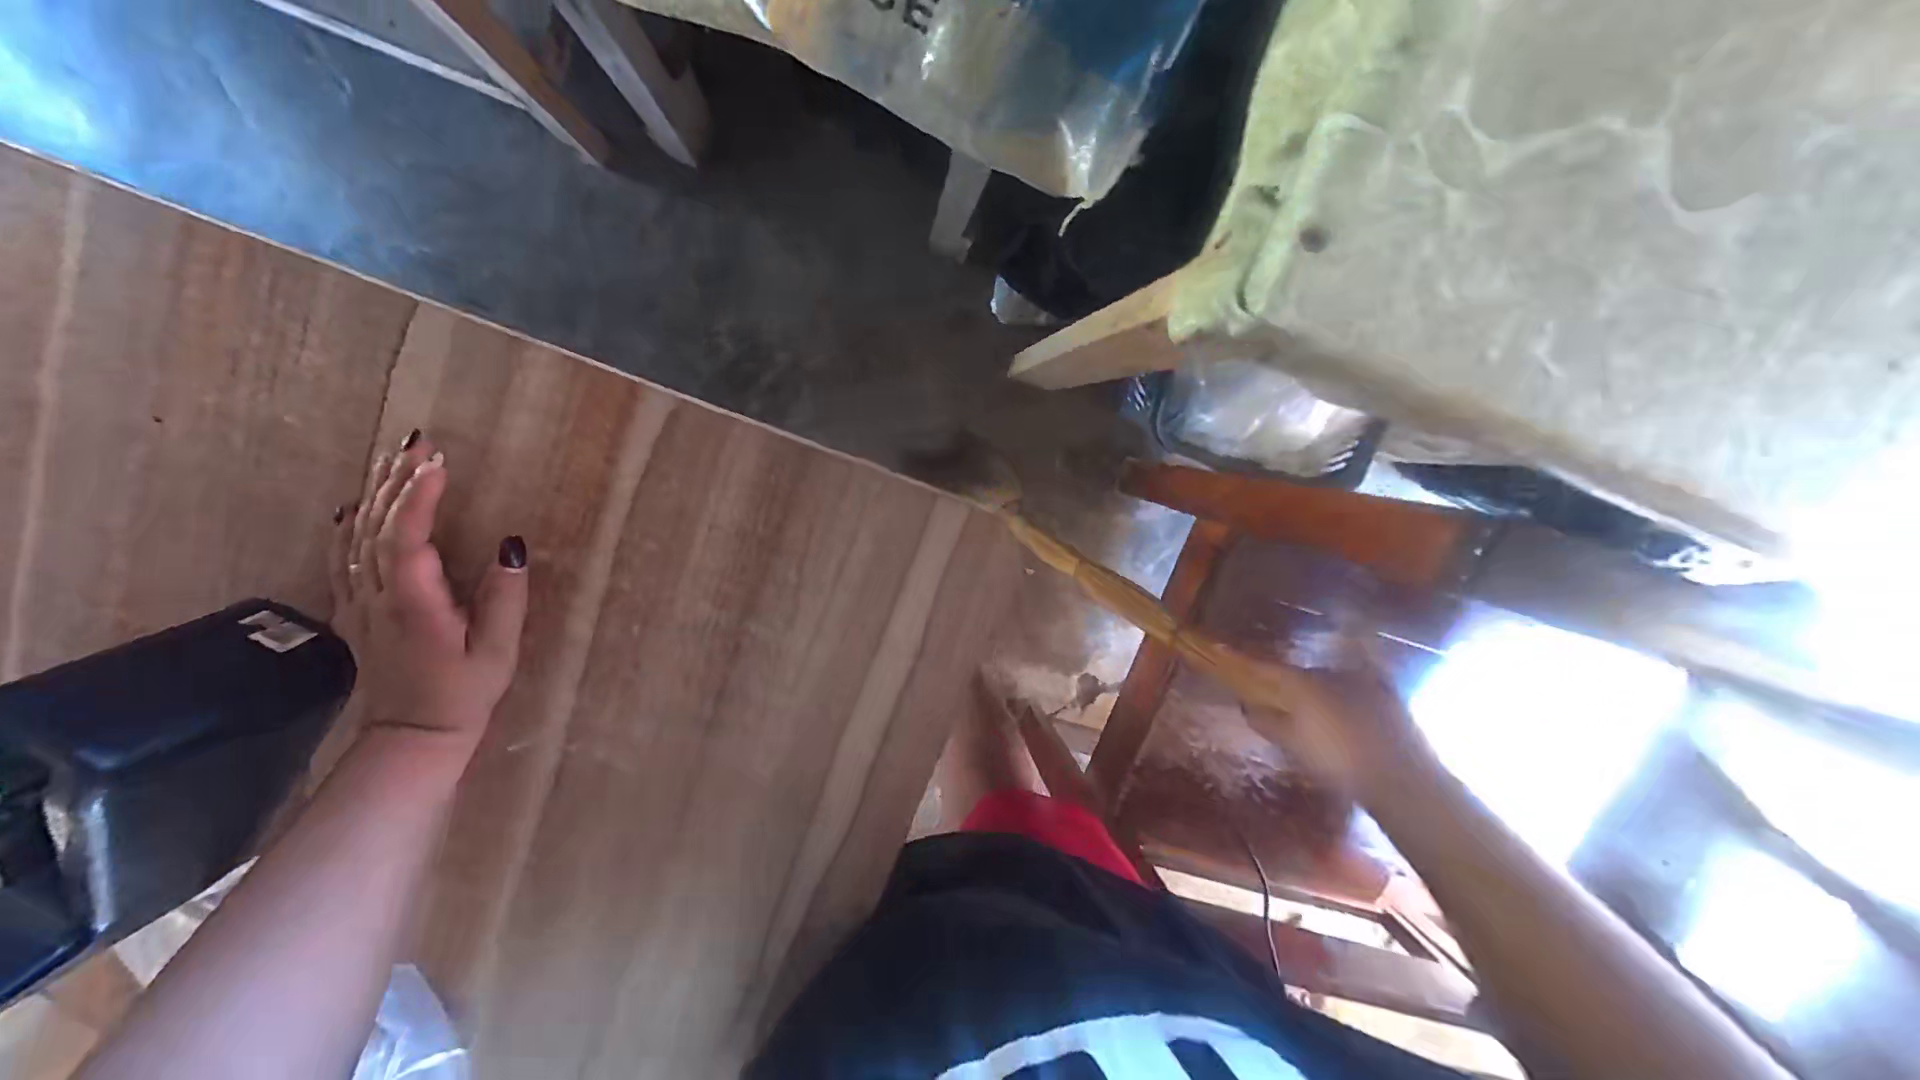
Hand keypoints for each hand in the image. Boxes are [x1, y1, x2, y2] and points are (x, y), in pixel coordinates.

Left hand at [329, 432, 528, 758]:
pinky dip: (346, 526)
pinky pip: (341, 559)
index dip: (419, 499)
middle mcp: (377, 598)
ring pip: (355, 538)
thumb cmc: (465, 692)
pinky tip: (353, 507)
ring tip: (392, 461)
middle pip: (375, 528)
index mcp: (415, 605)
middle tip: (417, 444)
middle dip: (395, 482)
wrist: (414, 734)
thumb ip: (505, 599)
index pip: (407, 540)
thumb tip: (511, 547)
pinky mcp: (355, 612)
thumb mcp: (499, 650)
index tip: (439, 464)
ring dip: (373, 495)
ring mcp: (359, 604)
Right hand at [1240, 649, 1429, 798]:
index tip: (1223, 651)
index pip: (1266, 668)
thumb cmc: (1338, 762)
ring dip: (1319, 684)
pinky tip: (1353, 687)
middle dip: (1288, 680)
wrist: (1401, 777)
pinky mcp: (1388, 692)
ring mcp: (1363, 679)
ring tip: (1315, 701)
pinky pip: (1363, 677)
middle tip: (1278, 693)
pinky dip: (1353, 681)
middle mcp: (1329, 672)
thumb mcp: (1294, 746)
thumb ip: (1267, 723)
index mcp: (1302, 684)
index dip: (1243, 661)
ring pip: (1330, 675)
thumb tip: (1247, 707)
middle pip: (1300, 673)